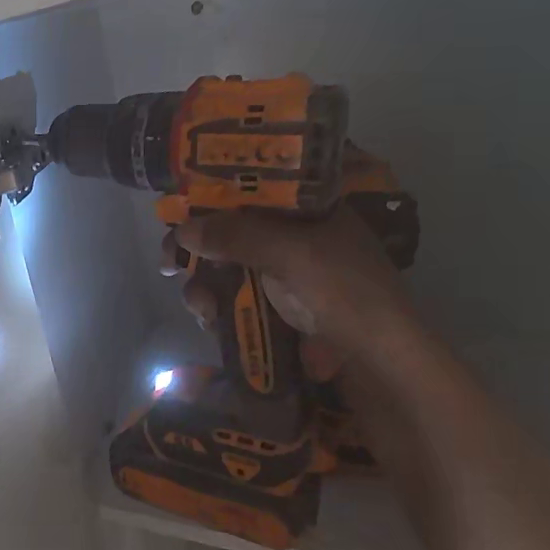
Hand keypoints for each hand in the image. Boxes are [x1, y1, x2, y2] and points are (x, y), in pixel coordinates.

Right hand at [162, 205, 413, 355]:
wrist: (380, 360)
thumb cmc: (344, 291)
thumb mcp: (290, 254)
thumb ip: (237, 236)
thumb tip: (184, 229)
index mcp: (310, 208)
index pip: (254, 188)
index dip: (214, 196)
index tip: (180, 210)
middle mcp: (296, 236)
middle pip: (236, 230)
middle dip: (201, 246)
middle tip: (169, 261)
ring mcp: (289, 275)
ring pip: (232, 267)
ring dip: (206, 282)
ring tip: (197, 305)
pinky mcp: (281, 309)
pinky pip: (240, 298)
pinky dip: (220, 306)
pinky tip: (209, 320)